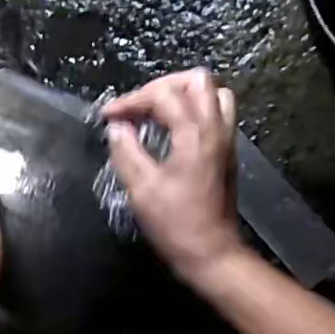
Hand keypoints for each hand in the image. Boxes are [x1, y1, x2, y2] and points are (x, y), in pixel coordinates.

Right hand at [102, 68, 243, 280]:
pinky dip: (194, 111)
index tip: (108, 116)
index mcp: (194, 134)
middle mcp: (215, 129)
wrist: (211, 253)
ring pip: (212, 94)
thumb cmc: (175, 223)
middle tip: (137, 107)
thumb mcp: (141, 189)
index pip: (162, 95)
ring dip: (183, 95)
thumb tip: (117, 128)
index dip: (130, 100)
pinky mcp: (226, 153)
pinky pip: (216, 113)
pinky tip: (172, 130)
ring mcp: (225, 140)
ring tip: (157, 113)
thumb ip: (126, 152)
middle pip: (196, 81)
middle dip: (161, 87)